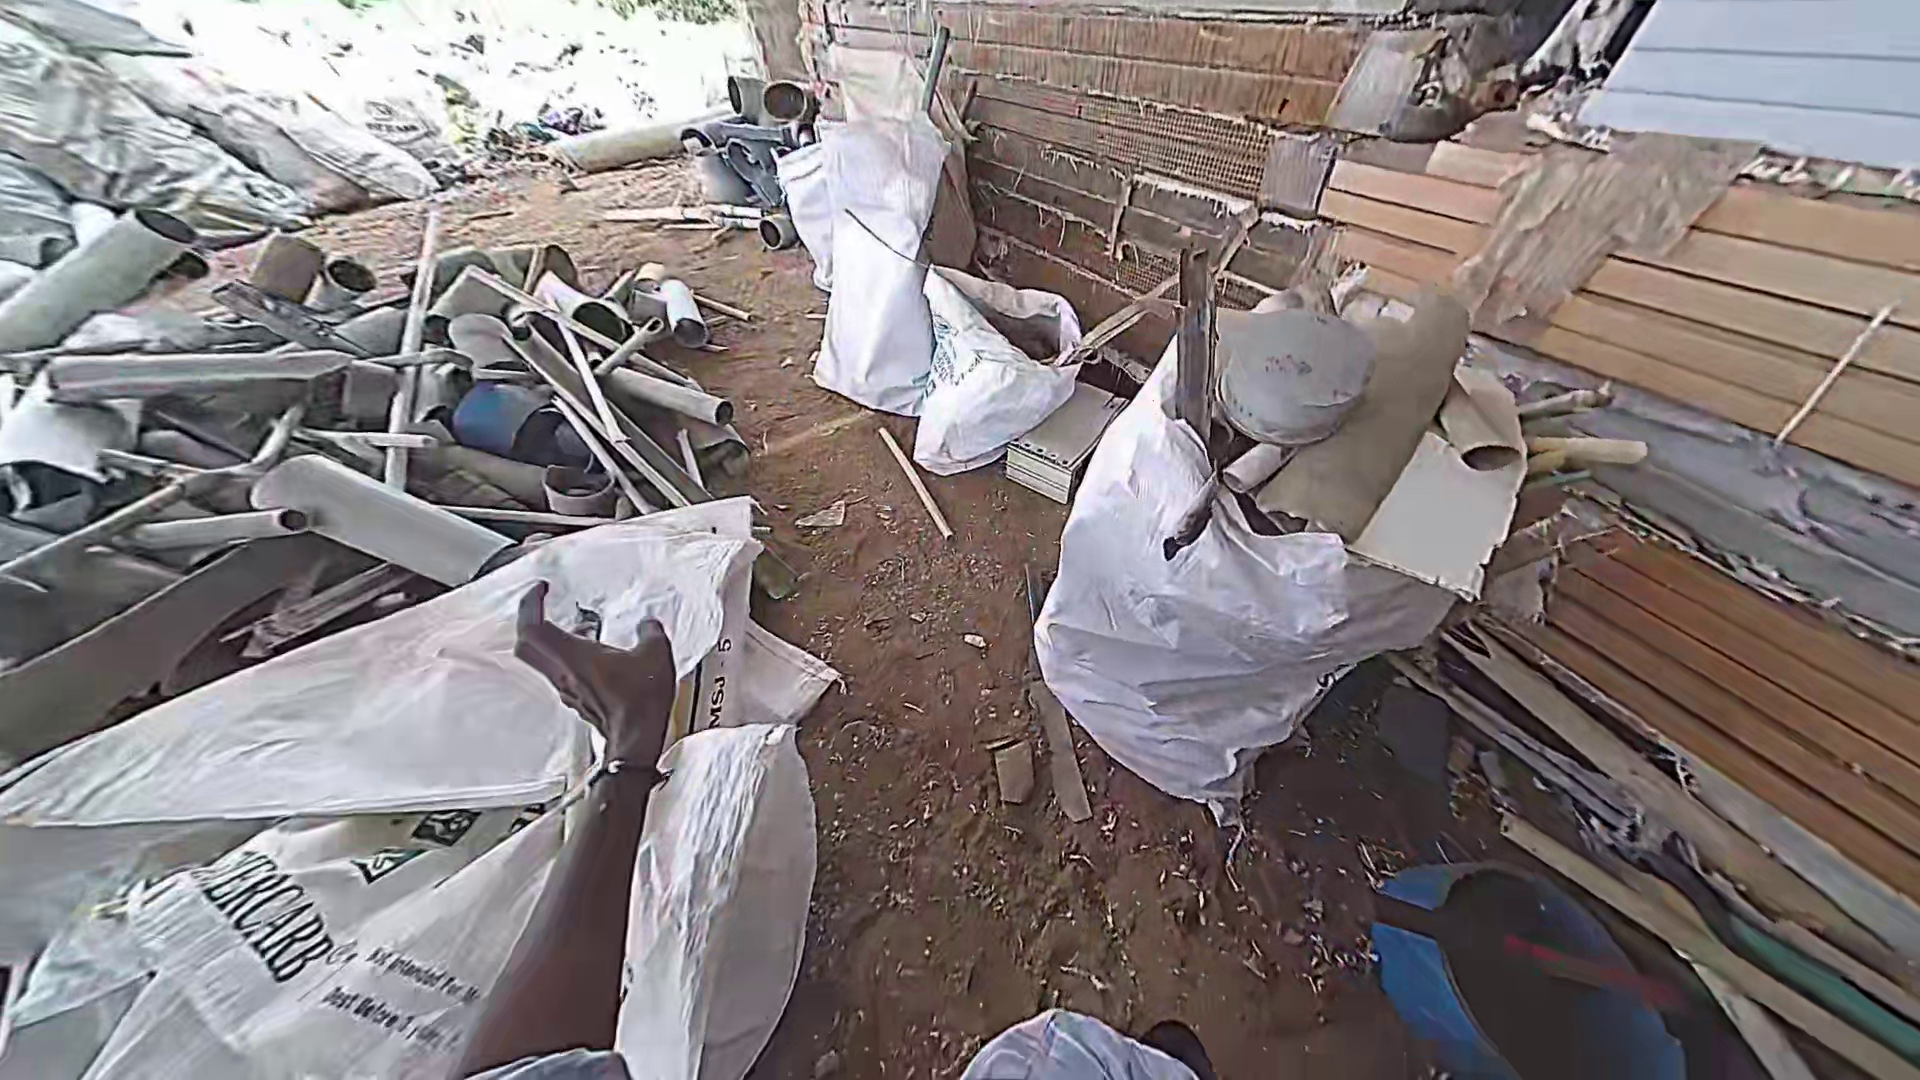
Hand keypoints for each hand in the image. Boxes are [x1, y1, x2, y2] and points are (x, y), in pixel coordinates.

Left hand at [515, 581, 675, 765]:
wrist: (637, 737)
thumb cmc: (640, 699)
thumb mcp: (655, 652)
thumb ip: (649, 632)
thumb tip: (647, 624)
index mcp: (574, 656)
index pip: (533, 626)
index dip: (531, 603)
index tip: (540, 588)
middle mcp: (563, 673)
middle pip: (526, 645)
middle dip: (529, 620)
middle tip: (543, 606)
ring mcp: (568, 689)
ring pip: (542, 660)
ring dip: (549, 640)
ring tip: (577, 628)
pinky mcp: (578, 699)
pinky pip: (561, 673)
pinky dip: (568, 657)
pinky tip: (593, 655)